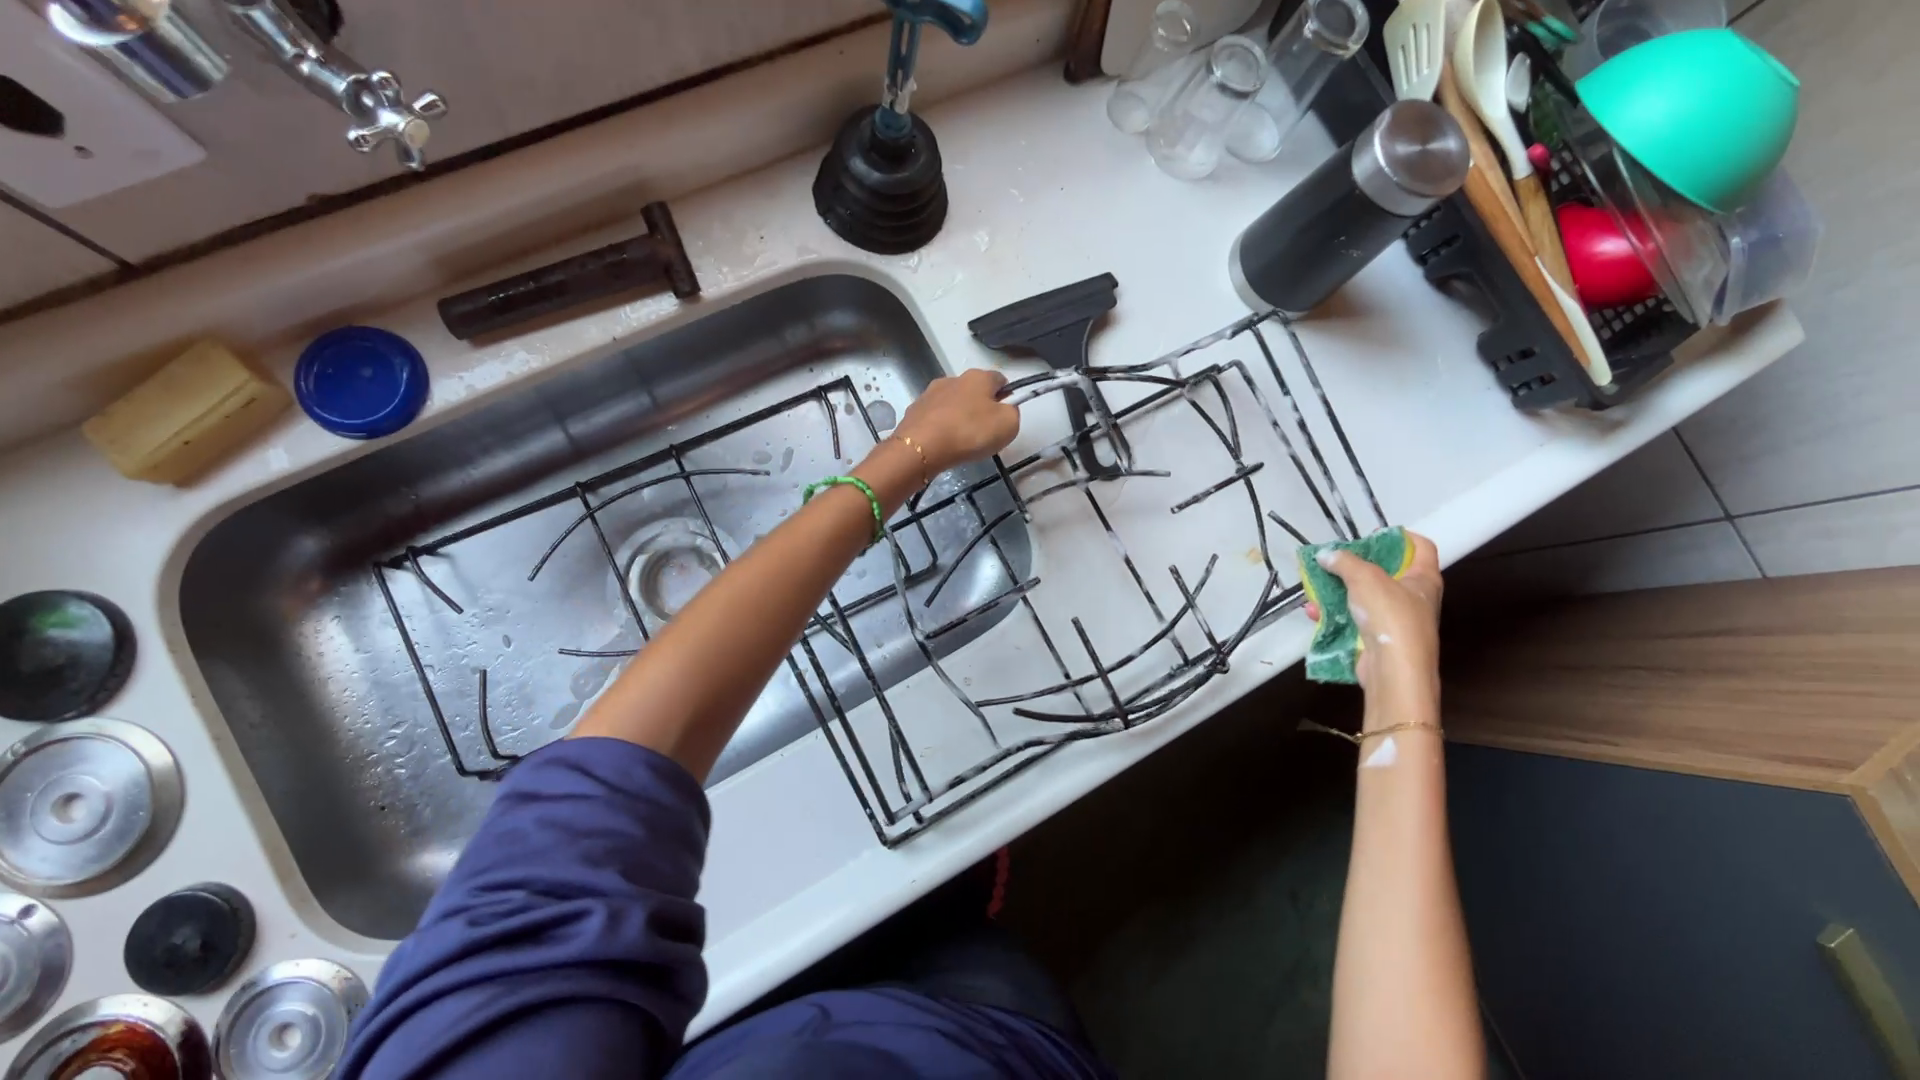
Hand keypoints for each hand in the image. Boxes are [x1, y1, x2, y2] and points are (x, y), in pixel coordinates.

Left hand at [892, 369, 1020, 473]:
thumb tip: (1006, 409)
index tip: (1005, 415)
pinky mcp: (914, 410)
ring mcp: (930, 393)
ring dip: (958, 416)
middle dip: (980, 407)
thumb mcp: (1008, 425)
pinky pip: (934, 417)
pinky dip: (940, 427)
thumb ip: (1013, 412)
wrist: (922, 447)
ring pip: (952, 403)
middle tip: (984, 432)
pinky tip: (942, 443)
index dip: (1007, 396)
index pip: (1000, 379)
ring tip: (961, 440)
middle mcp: (953, 378)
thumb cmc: (970, 432)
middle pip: (973, 390)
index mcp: (978, 377)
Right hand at [1305, 531, 1442, 725]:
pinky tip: (1314, 613)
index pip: (1421, 546)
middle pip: (1386, 572)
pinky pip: (1354, 620)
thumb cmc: (1390, 616)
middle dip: (1355, 567)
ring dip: (1338, 592)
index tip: (1371, 537)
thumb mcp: (1365, 578)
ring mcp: (1396, 621)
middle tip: (1333, 562)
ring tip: (1314, 588)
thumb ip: (1344, 562)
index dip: (1400, 537)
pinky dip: (1335, 615)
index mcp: (1423, 578)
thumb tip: (1325, 554)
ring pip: (1364, 597)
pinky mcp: (1378, 640)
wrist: (1393, 671)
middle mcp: (1414, 598)